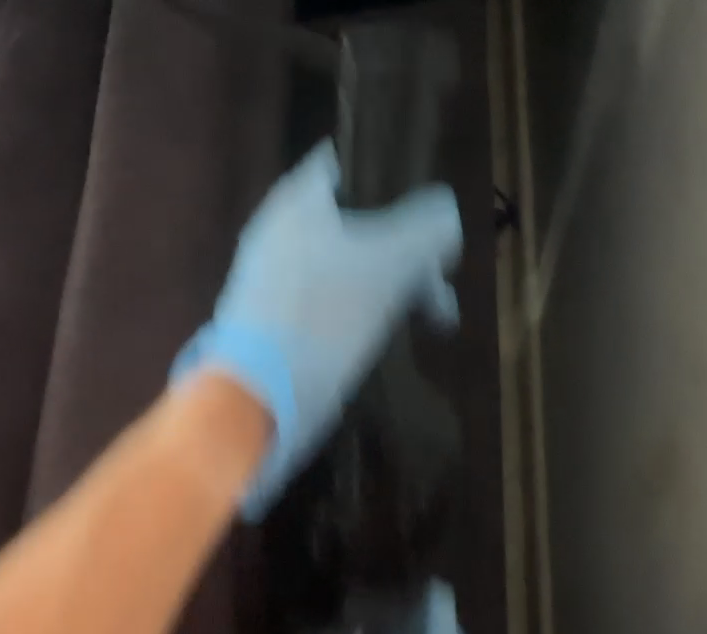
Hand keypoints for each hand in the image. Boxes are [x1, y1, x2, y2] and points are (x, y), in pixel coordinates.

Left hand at [171, 139, 462, 517]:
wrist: (259, 398)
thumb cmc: (324, 316)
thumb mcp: (393, 263)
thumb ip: (429, 227)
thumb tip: (447, 215)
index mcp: (297, 203)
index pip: (347, 162)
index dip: (393, 174)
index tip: (431, 202)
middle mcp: (278, 236)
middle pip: (355, 223)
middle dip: (407, 249)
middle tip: (444, 279)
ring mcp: (273, 285)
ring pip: (347, 269)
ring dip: (392, 288)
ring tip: (435, 318)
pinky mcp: (276, 328)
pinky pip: (329, 307)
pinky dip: (361, 316)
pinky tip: (390, 338)